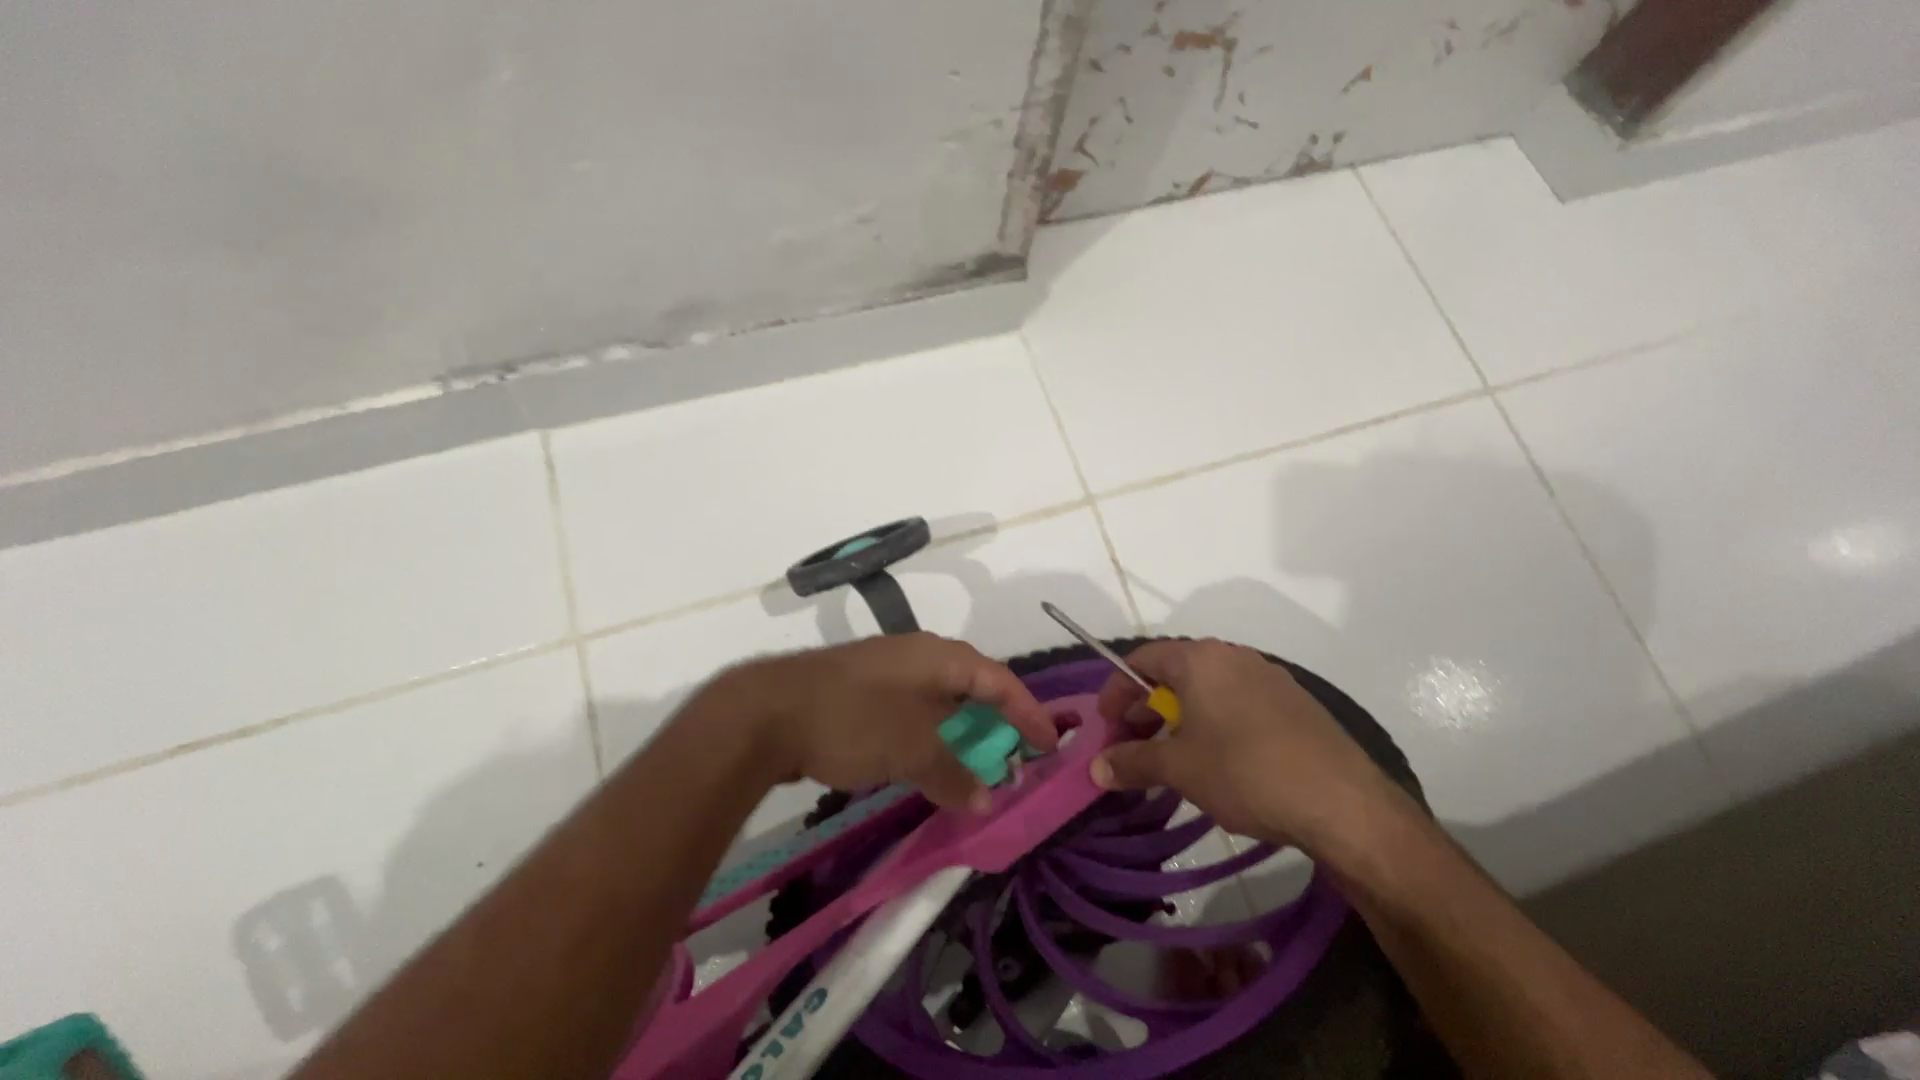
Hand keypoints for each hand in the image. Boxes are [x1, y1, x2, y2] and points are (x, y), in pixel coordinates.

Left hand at [717, 633, 1056, 813]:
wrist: (765, 713)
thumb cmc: (853, 720)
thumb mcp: (913, 750)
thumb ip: (954, 774)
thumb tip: (986, 800)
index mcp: (939, 657)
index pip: (1000, 680)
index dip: (1028, 713)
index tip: (1049, 746)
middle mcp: (916, 657)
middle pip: (971, 690)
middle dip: (995, 727)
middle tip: (1014, 761)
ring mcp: (884, 674)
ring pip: (938, 706)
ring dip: (959, 739)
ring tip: (974, 773)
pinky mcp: (857, 696)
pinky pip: (909, 717)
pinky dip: (926, 743)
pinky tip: (924, 768)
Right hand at [1090, 639, 1404, 858]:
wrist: (1341, 803)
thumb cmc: (1245, 772)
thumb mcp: (1179, 769)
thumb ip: (1132, 762)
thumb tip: (1096, 768)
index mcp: (1202, 660)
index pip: (1142, 659)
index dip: (1115, 690)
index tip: (1104, 726)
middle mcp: (1235, 658)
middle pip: (1174, 674)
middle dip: (1145, 710)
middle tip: (1130, 748)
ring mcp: (1270, 679)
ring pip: (1208, 692)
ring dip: (1179, 722)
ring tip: (1169, 762)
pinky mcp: (1295, 707)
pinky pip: (1237, 707)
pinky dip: (1213, 727)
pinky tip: (1216, 766)